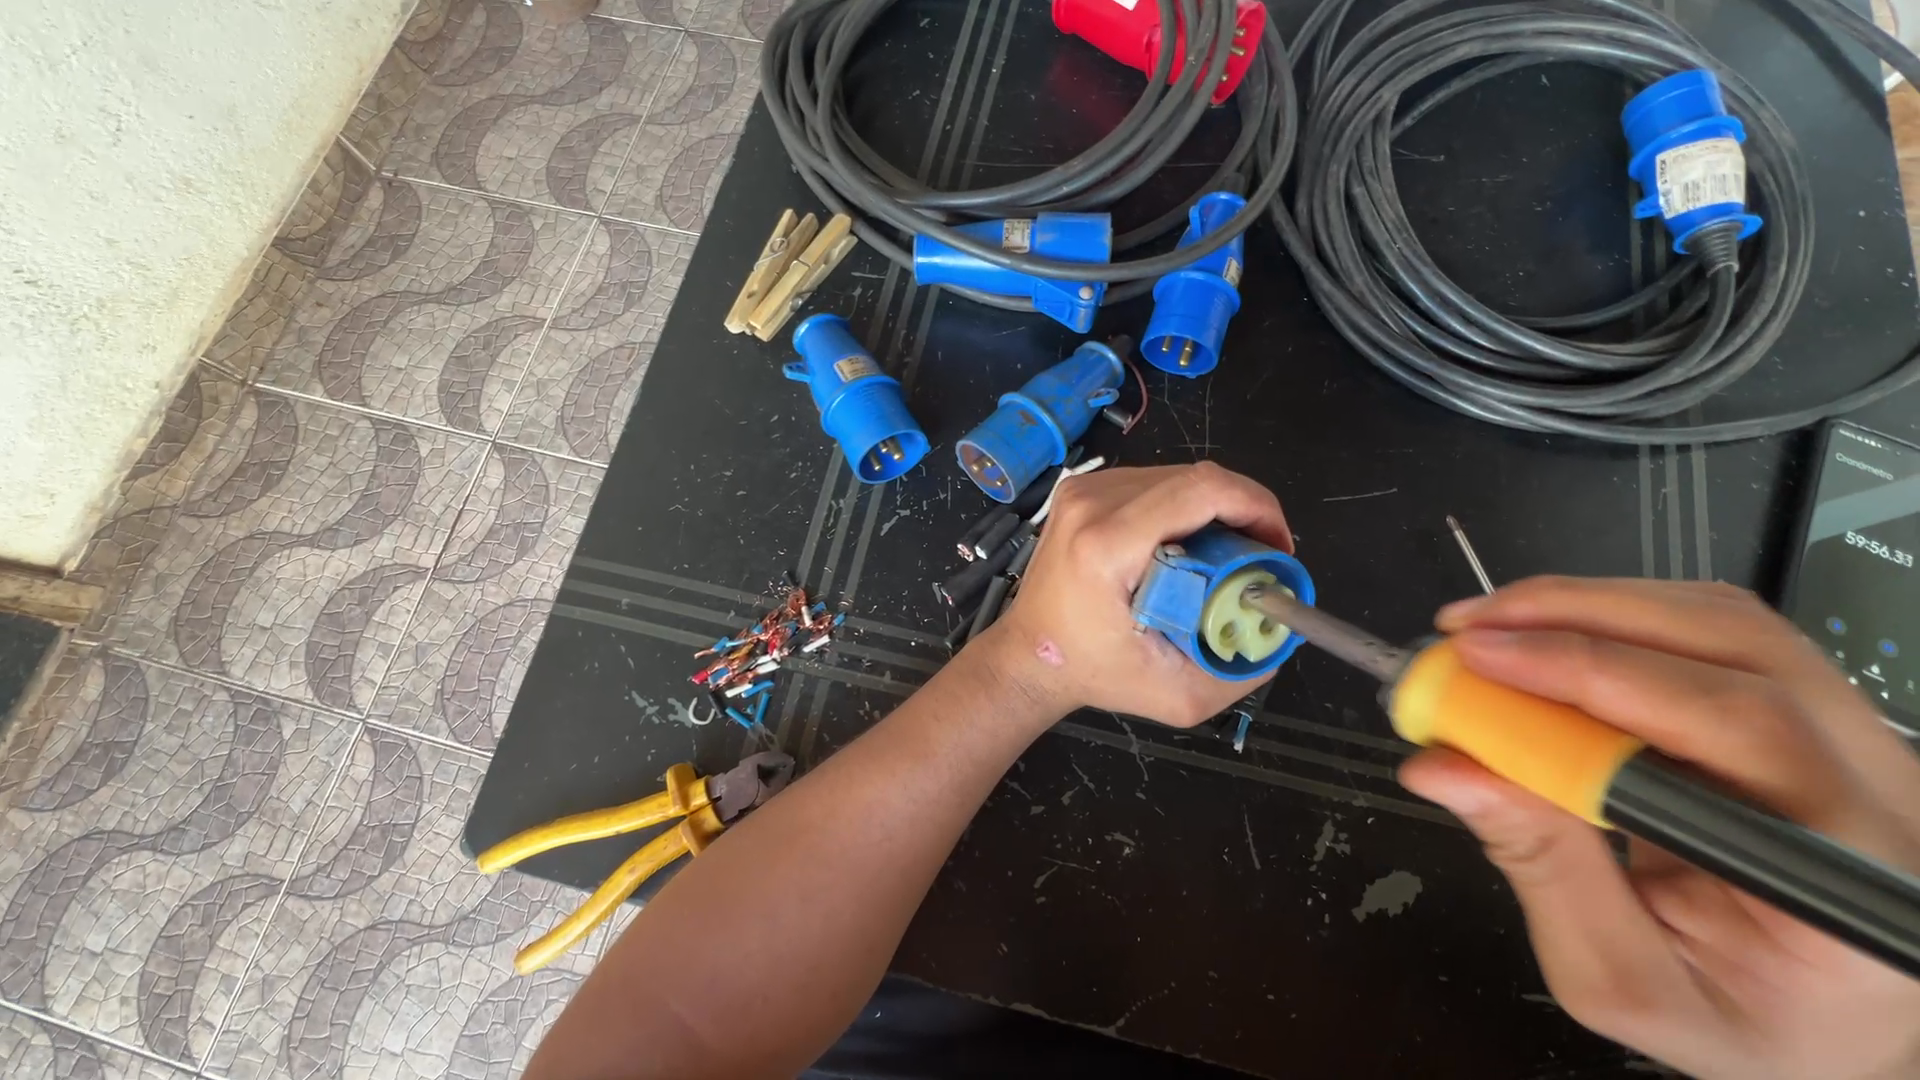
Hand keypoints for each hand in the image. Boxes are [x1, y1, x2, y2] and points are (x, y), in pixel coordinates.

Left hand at [972, 463, 1293, 727]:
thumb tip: (1285, 632)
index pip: (1202, 490)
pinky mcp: (1081, 490)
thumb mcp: (1176, 696)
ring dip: (1215, 510)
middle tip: (1261, 557)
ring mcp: (1082, 490)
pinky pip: (1152, 482)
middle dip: (1244, 512)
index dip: (1256, 508)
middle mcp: (1091, 504)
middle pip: (1195, 479)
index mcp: (1106, 545)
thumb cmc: (1094, 672)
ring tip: (1229, 554)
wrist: (1030, 655)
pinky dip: (1183, 507)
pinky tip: (1189, 543)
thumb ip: (1237, 671)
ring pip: (1177, 476)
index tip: (1277, 549)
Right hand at [1398, 576, 1919, 1079]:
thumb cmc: (1721, 1015)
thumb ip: (1538, 865)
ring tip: (1489, 624)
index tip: (1475, 658)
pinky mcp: (1813, 718)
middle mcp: (1881, 788)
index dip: (1593, 671)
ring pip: (1727, 623)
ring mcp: (1859, 744)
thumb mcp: (1614, 976)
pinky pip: (1717, 633)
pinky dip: (1615, 615)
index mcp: (1847, 872)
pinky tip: (1547, 636)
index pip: (1735, 727)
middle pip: (1737, 648)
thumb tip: (1438, 765)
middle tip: (1464, 628)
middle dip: (1578, 616)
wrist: (1814, 1022)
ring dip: (1591, 604)